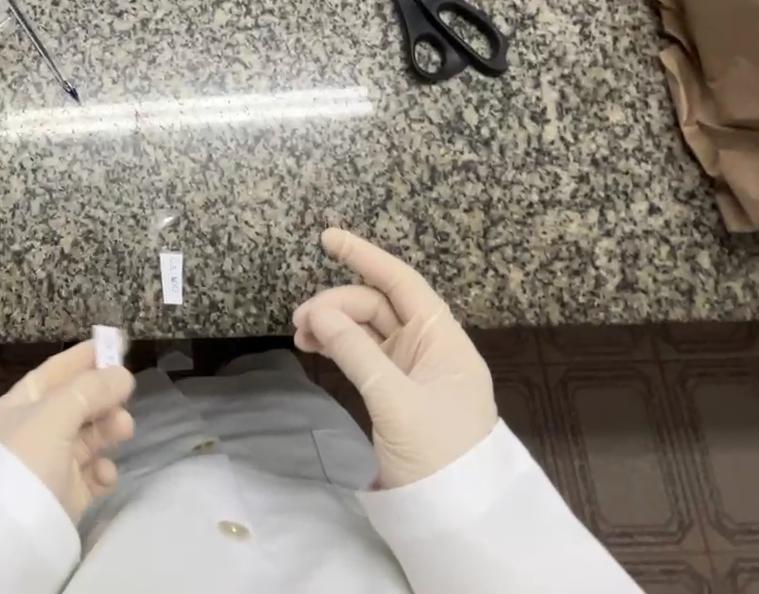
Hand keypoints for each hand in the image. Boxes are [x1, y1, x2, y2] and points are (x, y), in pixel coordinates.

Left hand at [0, 340, 136, 521]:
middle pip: (77, 404)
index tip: (116, 343)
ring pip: (88, 437)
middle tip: (127, 396)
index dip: (84, 356)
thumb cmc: (24, 458)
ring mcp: (50, 465)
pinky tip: (106, 474)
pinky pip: (91, 476)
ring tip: (124, 430)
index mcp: (21, 404)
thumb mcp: (53, 414)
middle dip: (103, 397)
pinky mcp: (65, 497)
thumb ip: (90, 390)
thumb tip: (122, 373)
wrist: (6, 534)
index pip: (56, 371)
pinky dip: (103, 472)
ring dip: (109, 430)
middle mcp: (34, 431)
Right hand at [293, 228, 496, 488]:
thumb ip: (356, 352)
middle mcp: (428, 348)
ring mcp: (410, 369)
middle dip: (336, 304)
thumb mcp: (396, 401)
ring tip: (300, 335)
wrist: (458, 521)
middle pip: (376, 305)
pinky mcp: (394, 389)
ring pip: (364, 327)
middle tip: (300, 322)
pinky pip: (360, 351)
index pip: (402, 283)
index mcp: (444, 342)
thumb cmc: (440, 457)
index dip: (366, 257)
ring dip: (331, 323)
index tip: (328, 238)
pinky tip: (313, 346)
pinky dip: (336, 344)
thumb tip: (317, 313)